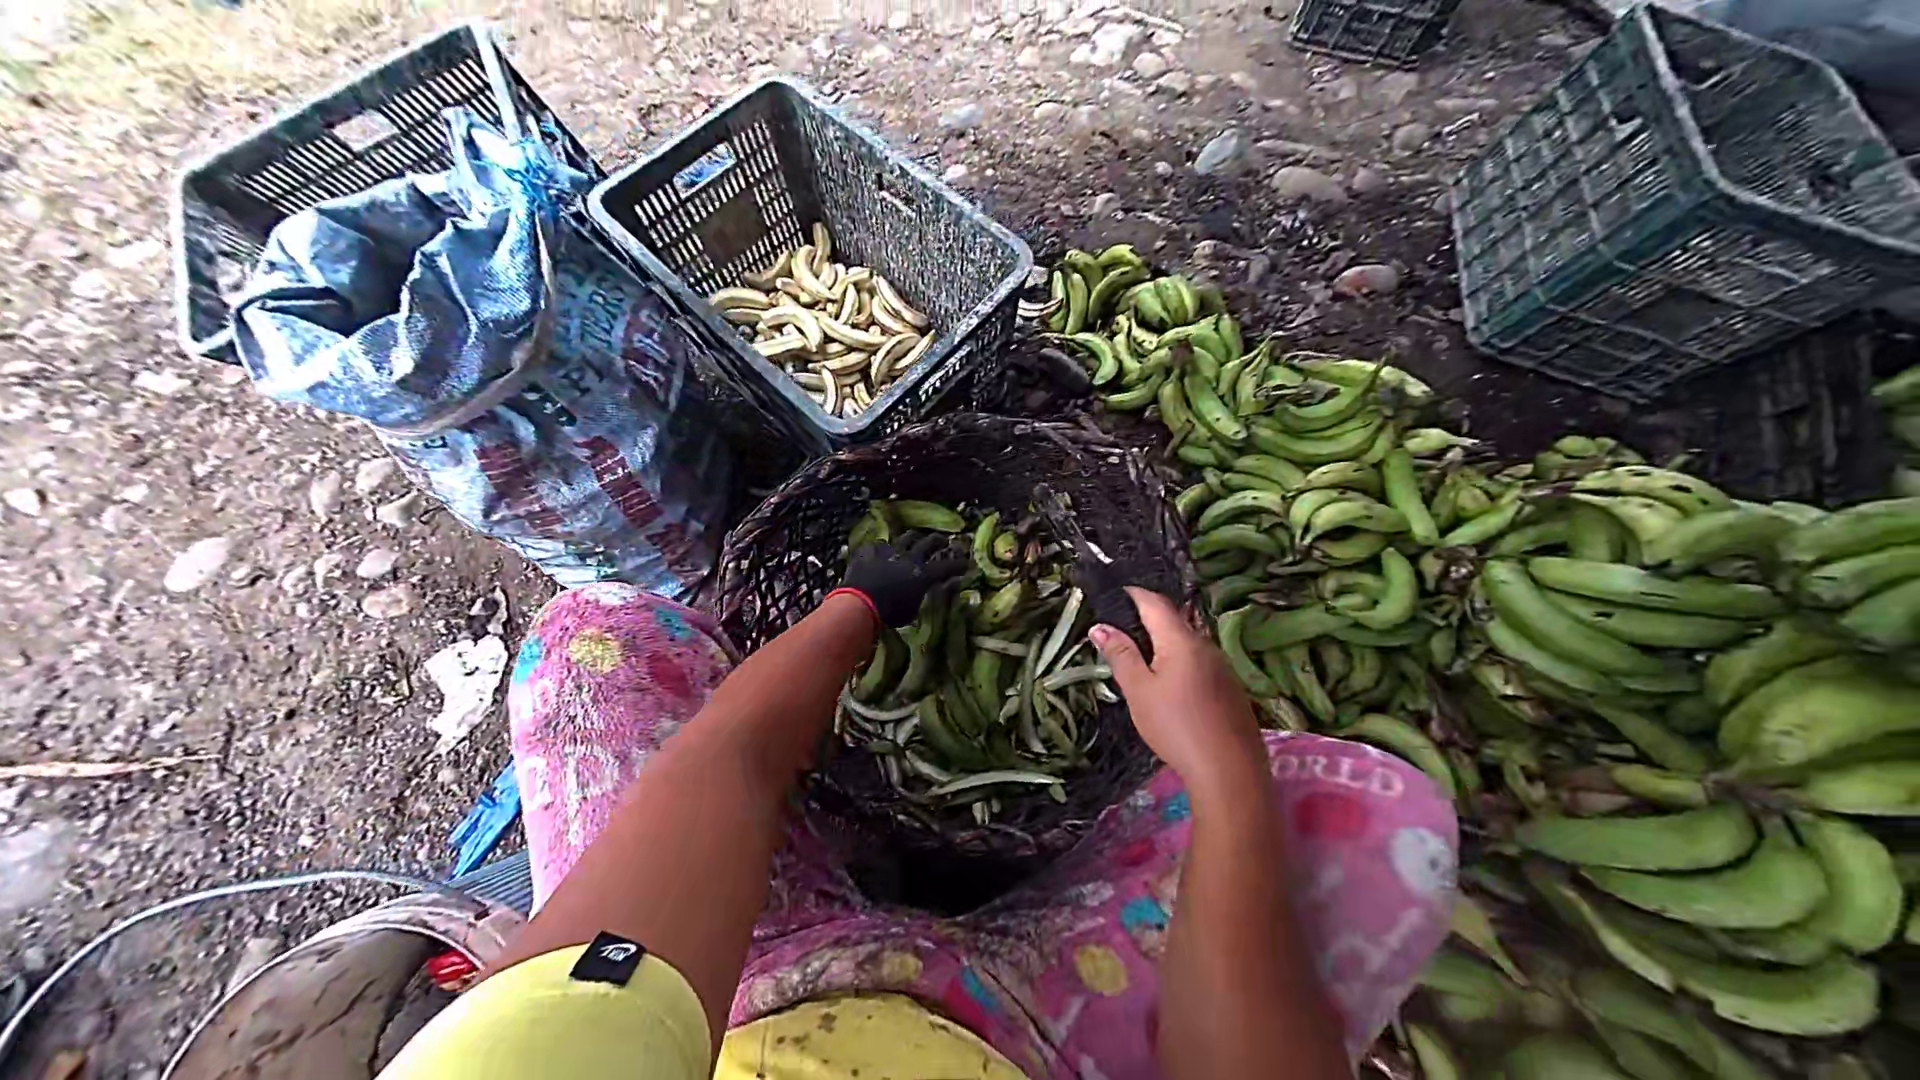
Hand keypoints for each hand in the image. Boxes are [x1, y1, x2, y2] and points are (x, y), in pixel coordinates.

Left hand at [839, 535, 965, 626]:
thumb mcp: (912, 611)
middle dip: (938, 540)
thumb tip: (939, 590)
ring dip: (912, 538)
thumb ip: (925, 597)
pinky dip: (882, 548)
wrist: (860, 603)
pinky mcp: (870, 551)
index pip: (948, 566)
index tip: (967, 563)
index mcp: (923, 574)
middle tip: (943, 540)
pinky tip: (881, 549)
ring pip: (905, 538)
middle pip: (928, 543)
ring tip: (915, 537)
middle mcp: (909, 557)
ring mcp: (889, 551)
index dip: (959, 565)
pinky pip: (878, 545)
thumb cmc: (889, 614)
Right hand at [1090, 588, 1264, 792]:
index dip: (1133, 594)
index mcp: (1181, 640)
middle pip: (1172, 621)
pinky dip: (1179, 661)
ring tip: (1138, 660)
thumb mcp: (1139, 690)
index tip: (1113, 595)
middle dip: (1145, 619)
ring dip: (1162, 643)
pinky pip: (1199, 661)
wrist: (1230, 771)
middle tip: (1118, 631)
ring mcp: (1222, 666)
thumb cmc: (1176, 726)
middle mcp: (1205, 645)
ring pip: (1186, 643)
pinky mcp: (1229, 687)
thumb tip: (1100, 626)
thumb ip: (1120, 655)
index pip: (1154, 602)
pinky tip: (1169, 686)